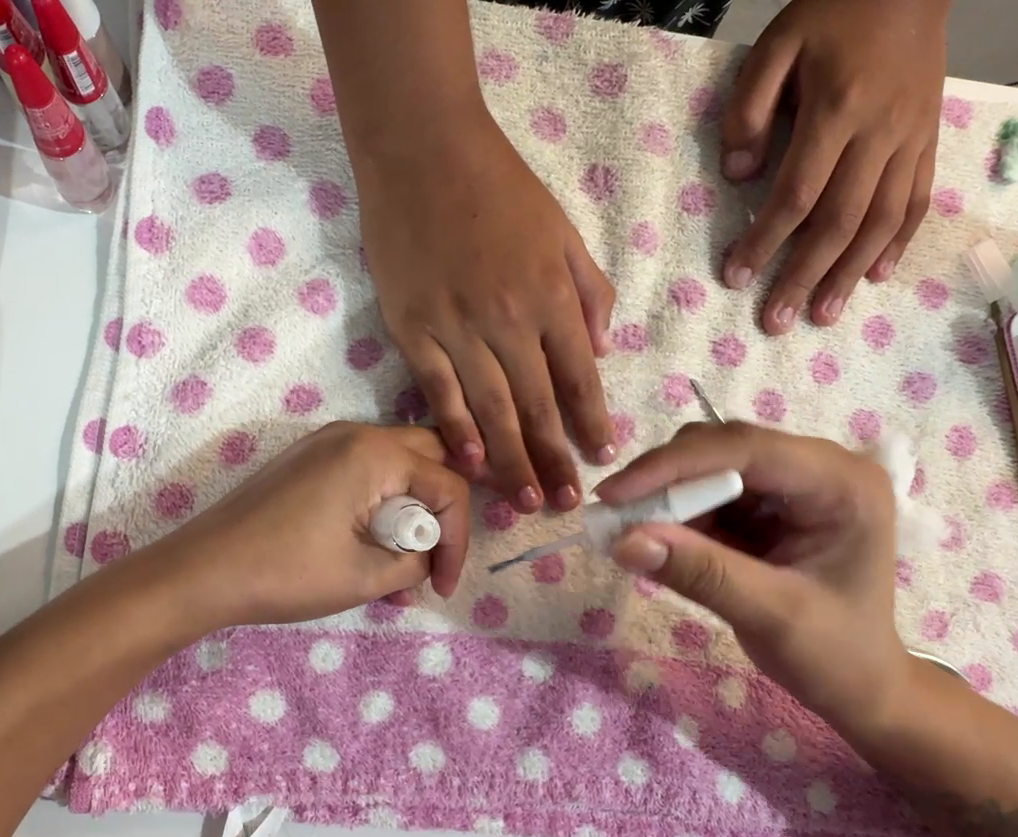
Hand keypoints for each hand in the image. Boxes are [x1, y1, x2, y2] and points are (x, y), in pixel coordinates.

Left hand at [150, 423, 471, 626]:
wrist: (203, 571)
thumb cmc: (289, 572)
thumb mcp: (367, 576)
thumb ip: (416, 561)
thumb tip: (427, 557)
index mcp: (375, 453)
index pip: (448, 486)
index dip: (458, 541)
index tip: (444, 588)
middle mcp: (354, 434)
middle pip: (428, 459)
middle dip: (439, 512)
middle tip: (433, 558)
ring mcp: (326, 443)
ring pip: (395, 468)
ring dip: (408, 514)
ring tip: (400, 570)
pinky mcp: (307, 461)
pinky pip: (362, 475)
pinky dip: (378, 509)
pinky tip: (368, 553)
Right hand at [358, 109, 616, 513]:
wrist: (422, 151)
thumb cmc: (498, 187)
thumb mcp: (561, 227)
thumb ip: (588, 288)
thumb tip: (602, 348)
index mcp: (549, 296)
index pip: (578, 375)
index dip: (592, 421)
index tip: (603, 457)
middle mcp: (509, 322)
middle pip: (536, 406)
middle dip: (554, 460)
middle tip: (565, 505)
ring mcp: (457, 330)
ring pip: (490, 409)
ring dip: (510, 460)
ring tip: (523, 501)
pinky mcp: (414, 332)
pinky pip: (439, 392)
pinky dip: (456, 429)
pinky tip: (470, 462)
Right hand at [595, 422, 913, 728]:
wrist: (857, 685)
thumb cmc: (833, 654)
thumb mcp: (769, 614)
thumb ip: (701, 573)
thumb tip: (624, 542)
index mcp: (843, 484)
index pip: (749, 450)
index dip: (675, 465)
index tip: (614, 493)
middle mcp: (818, 470)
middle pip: (723, 448)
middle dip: (664, 479)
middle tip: (612, 516)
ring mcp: (790, 486)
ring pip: (706, 466)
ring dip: (664, 498)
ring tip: (630, 536)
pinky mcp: (765, 506)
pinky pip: (705, 494)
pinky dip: (673, 515)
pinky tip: (655, 543)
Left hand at [719, 0, 946, 334]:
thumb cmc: (833, 13)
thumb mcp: (776, 46)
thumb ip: (749, 110)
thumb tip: (737, 175)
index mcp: (837, 110)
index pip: (795, 195)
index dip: (764, 242)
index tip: (736, 278)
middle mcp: (880, 133)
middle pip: (839, 221)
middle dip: (804, 277)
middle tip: (777, 322)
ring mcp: (912, 138)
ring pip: (882, 220)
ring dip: (850, 274)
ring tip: (824, 316)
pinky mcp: (930, 138)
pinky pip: (919, 199)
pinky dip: (898, 242)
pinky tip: (876, 277)